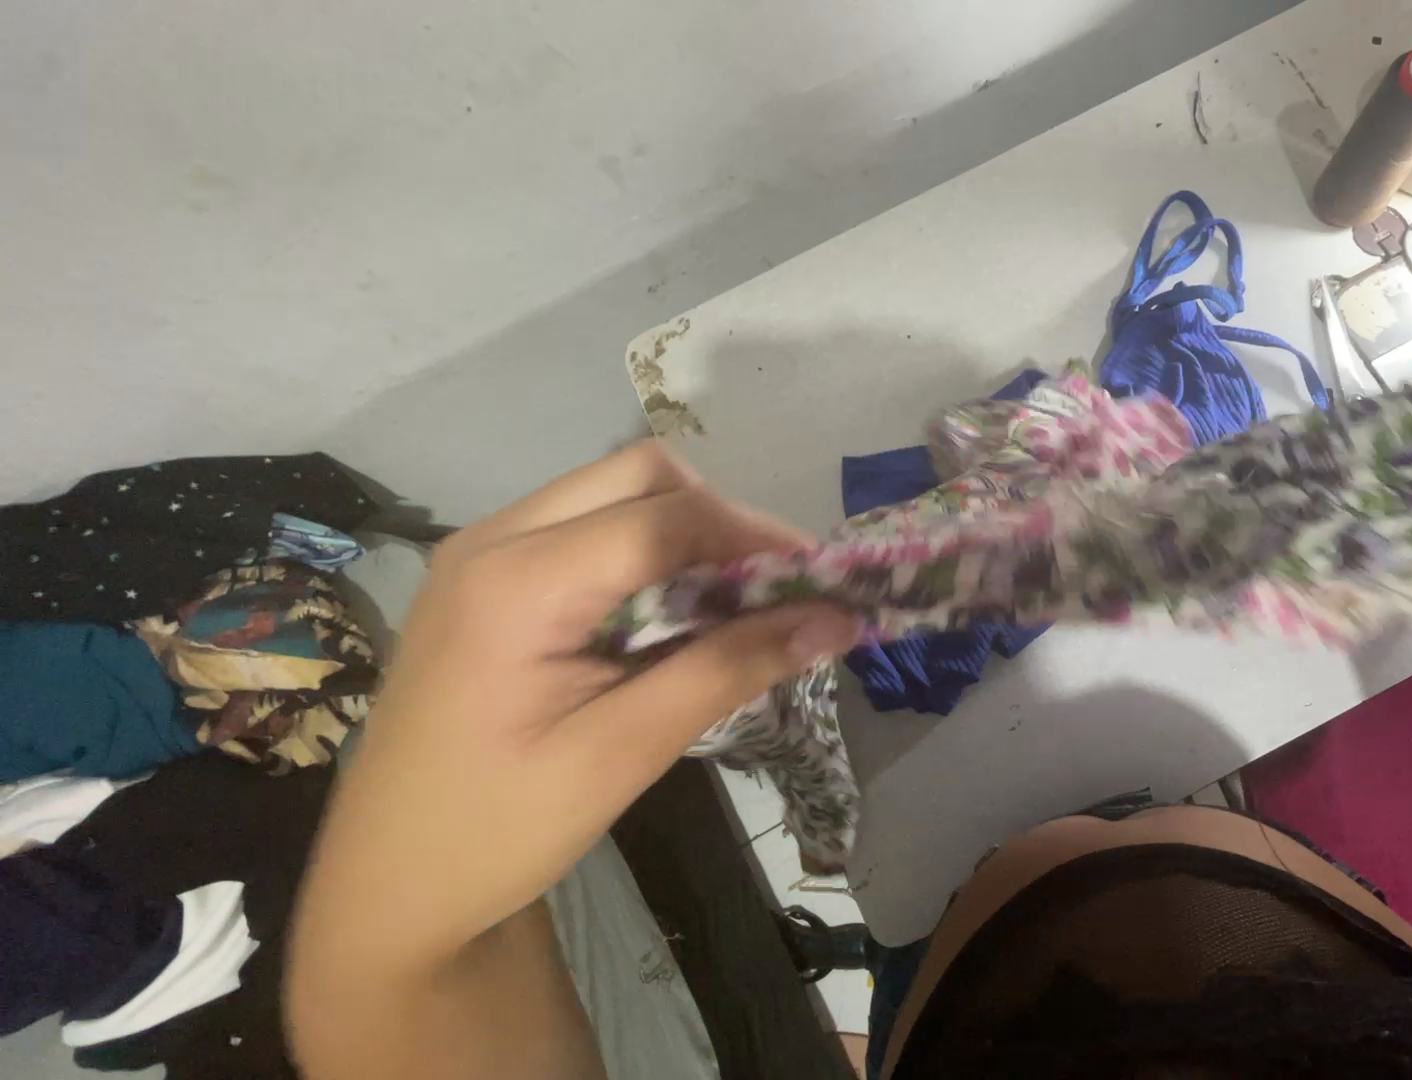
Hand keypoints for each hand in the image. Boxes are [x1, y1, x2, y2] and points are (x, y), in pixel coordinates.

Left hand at [294, 442, 859, 973]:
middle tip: (777, 586)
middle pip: (641, 475)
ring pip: (620, 492)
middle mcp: (495, 540)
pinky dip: (656, 551)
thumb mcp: (623, 754)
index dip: (756, 536)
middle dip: (725, 518)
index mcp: (515, 582)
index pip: (665, 517)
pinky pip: (595, 528)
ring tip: (741, 599)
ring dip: (693, 530)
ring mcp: (489, 553)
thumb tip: (836, 621)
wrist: (385, 889)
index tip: (824, 580)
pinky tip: (680, 610)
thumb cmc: (495, 832)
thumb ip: (728, 671)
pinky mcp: (496, 578)